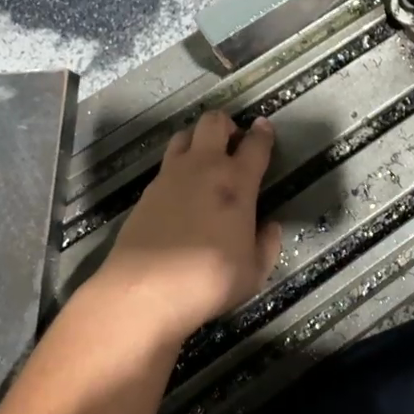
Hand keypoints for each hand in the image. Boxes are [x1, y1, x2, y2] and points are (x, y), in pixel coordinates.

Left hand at [86, 112, 281, 339]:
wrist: (143, 292)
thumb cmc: (208, 280)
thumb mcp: (253, 272)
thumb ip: (267, 245)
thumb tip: (270, 227)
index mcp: (237, 182)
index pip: (255, 144)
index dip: (263, 133)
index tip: (264, 128)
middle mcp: (204, 168)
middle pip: (214, 122)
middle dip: (227, 125)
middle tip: (233, 143)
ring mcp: (170, 176)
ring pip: (184, 135)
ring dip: (198, 140)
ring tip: (204, 162)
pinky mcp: (146, 192)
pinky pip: (166, 164)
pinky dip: (178, 167)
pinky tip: (181, 192)